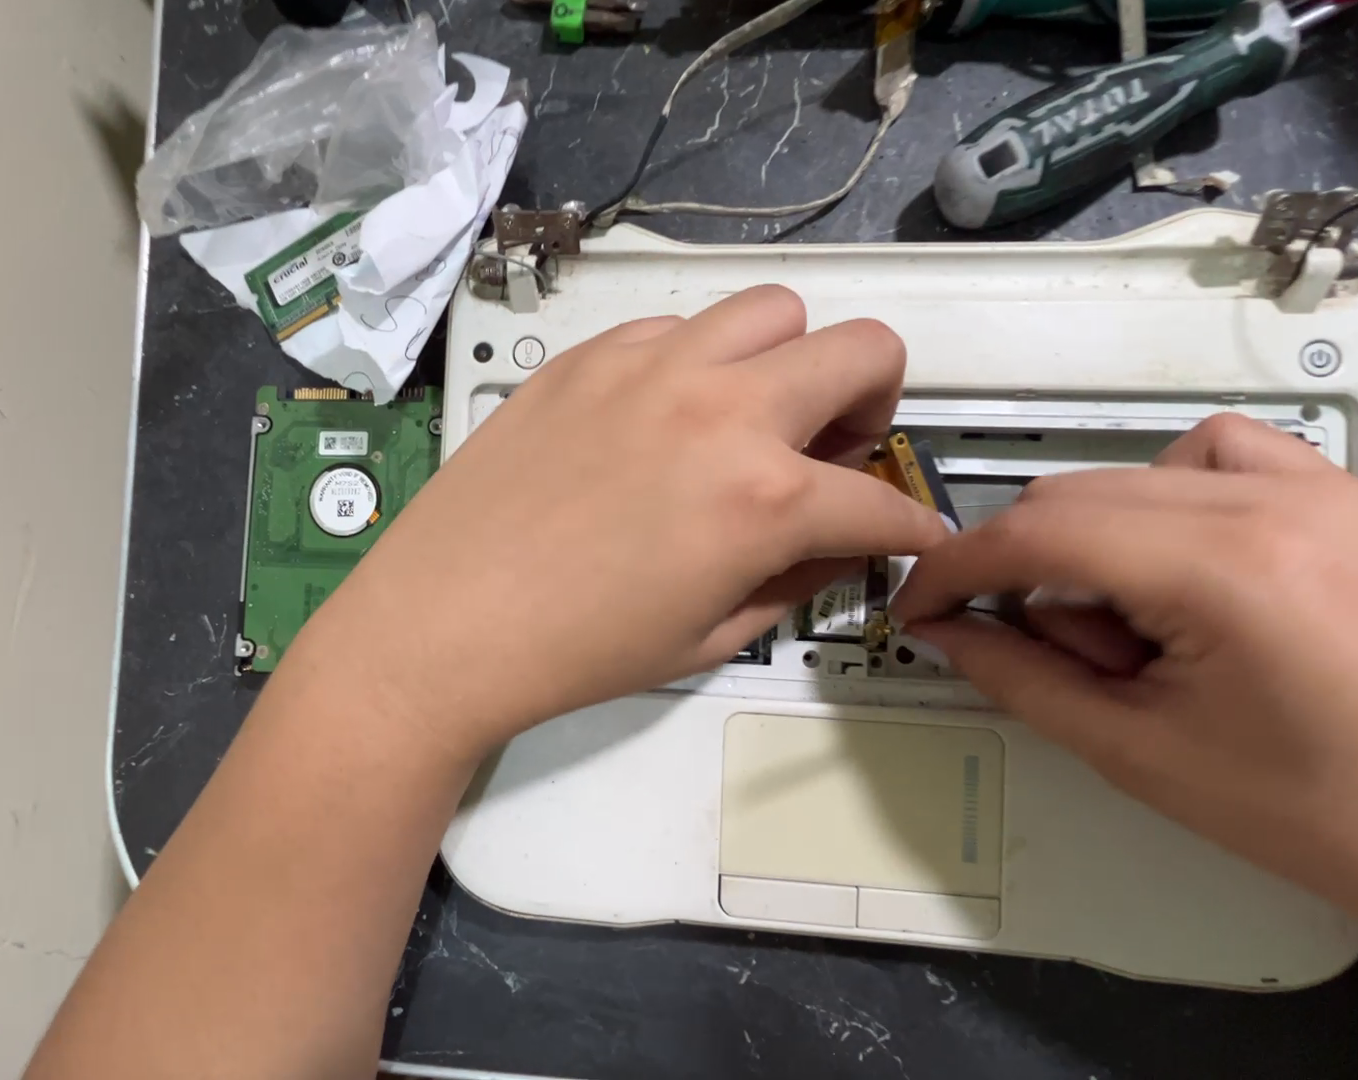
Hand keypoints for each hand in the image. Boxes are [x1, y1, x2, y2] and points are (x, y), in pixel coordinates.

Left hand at [282, 285, 949, 759]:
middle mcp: (722, 408)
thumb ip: (792, 578)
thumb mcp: (709, 637)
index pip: (882, 502)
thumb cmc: (577, 651)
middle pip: (865, 348)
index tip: (909, 532)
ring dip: (790, 361)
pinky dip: (699, 362)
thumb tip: (834, 543)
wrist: (447, 619)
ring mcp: (652, 365)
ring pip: (774, 310)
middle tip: (834, 451)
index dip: (910, 526)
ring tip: (752, 416)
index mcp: (762, 498)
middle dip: (877, 401)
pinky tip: (663, 414)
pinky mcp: (591, 354)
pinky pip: (679, 327)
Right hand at [890, 414, 1357, 942]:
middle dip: (1019, 565)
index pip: (1035, 536)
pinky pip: (1216, 454)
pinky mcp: (1352, 495)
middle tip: (1033, 643)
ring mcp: (1325, 487)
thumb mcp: (1135, 752)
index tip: (917, 608)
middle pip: (1071, 496)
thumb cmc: (1318, 815)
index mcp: (1226, 571)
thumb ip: (1017, 676)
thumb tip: (939, 629)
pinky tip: (1181, 562)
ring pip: (1128, 470)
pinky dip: (1161, 497)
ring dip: (1087, 536)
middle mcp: (1277, 501)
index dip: (951, 569)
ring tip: (1127, 618)